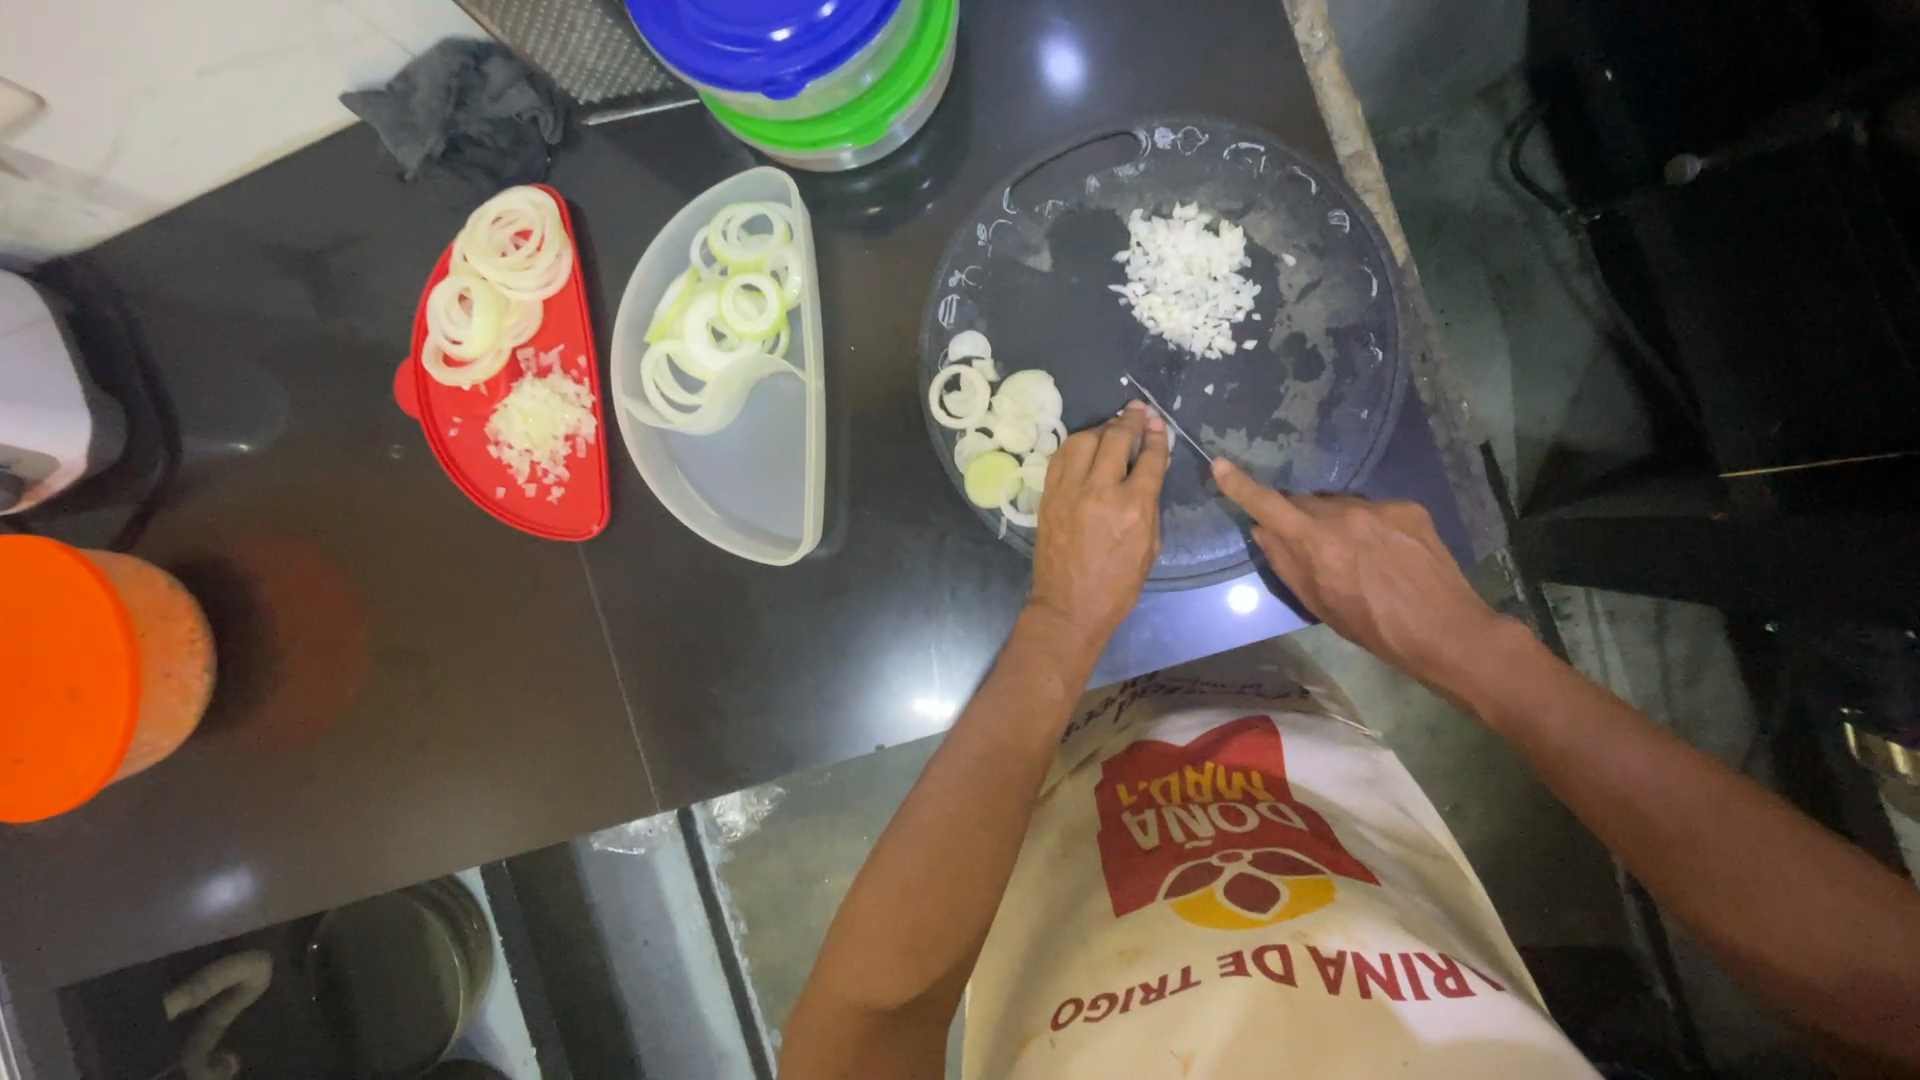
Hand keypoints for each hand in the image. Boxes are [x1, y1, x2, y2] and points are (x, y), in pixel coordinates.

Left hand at [1028, 402, 1171, 646]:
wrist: (1070, 605)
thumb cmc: (1118, 584)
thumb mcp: (1150, 545)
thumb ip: (1150, 502)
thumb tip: (1151, 467)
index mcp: (1133, 508)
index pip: (1149, 458)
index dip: (1156, 435)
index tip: (1157, 422)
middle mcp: (1100, 492)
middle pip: (1115, 439)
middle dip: (1129, 420)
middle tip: (1137, 410)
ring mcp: (1068, 492)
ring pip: (1082, 441)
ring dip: (1100, 429)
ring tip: (1111, 427)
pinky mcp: (1048, 496)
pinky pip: (1060, 458)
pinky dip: (1074, 445)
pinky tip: (1084, 444)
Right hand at [1211, 458, 1518, 692]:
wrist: (1444, 629)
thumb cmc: (1371, 626)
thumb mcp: (1317, 602)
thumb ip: (1284, 561)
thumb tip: (1262, 530)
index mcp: (1318, 543)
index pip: (1267, 505)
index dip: (1240, 486)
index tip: (1220, 465)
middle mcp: (1346, 515)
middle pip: (1304, 503)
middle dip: (1297, 518)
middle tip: (1309, 548)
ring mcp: (1380, 508)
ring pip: (1339, 504)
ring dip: (1334, 521)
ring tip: (1354, 555)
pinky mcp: (1409, 508)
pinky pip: (1372, 508)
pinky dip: (1367, 524)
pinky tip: (1384, 551)